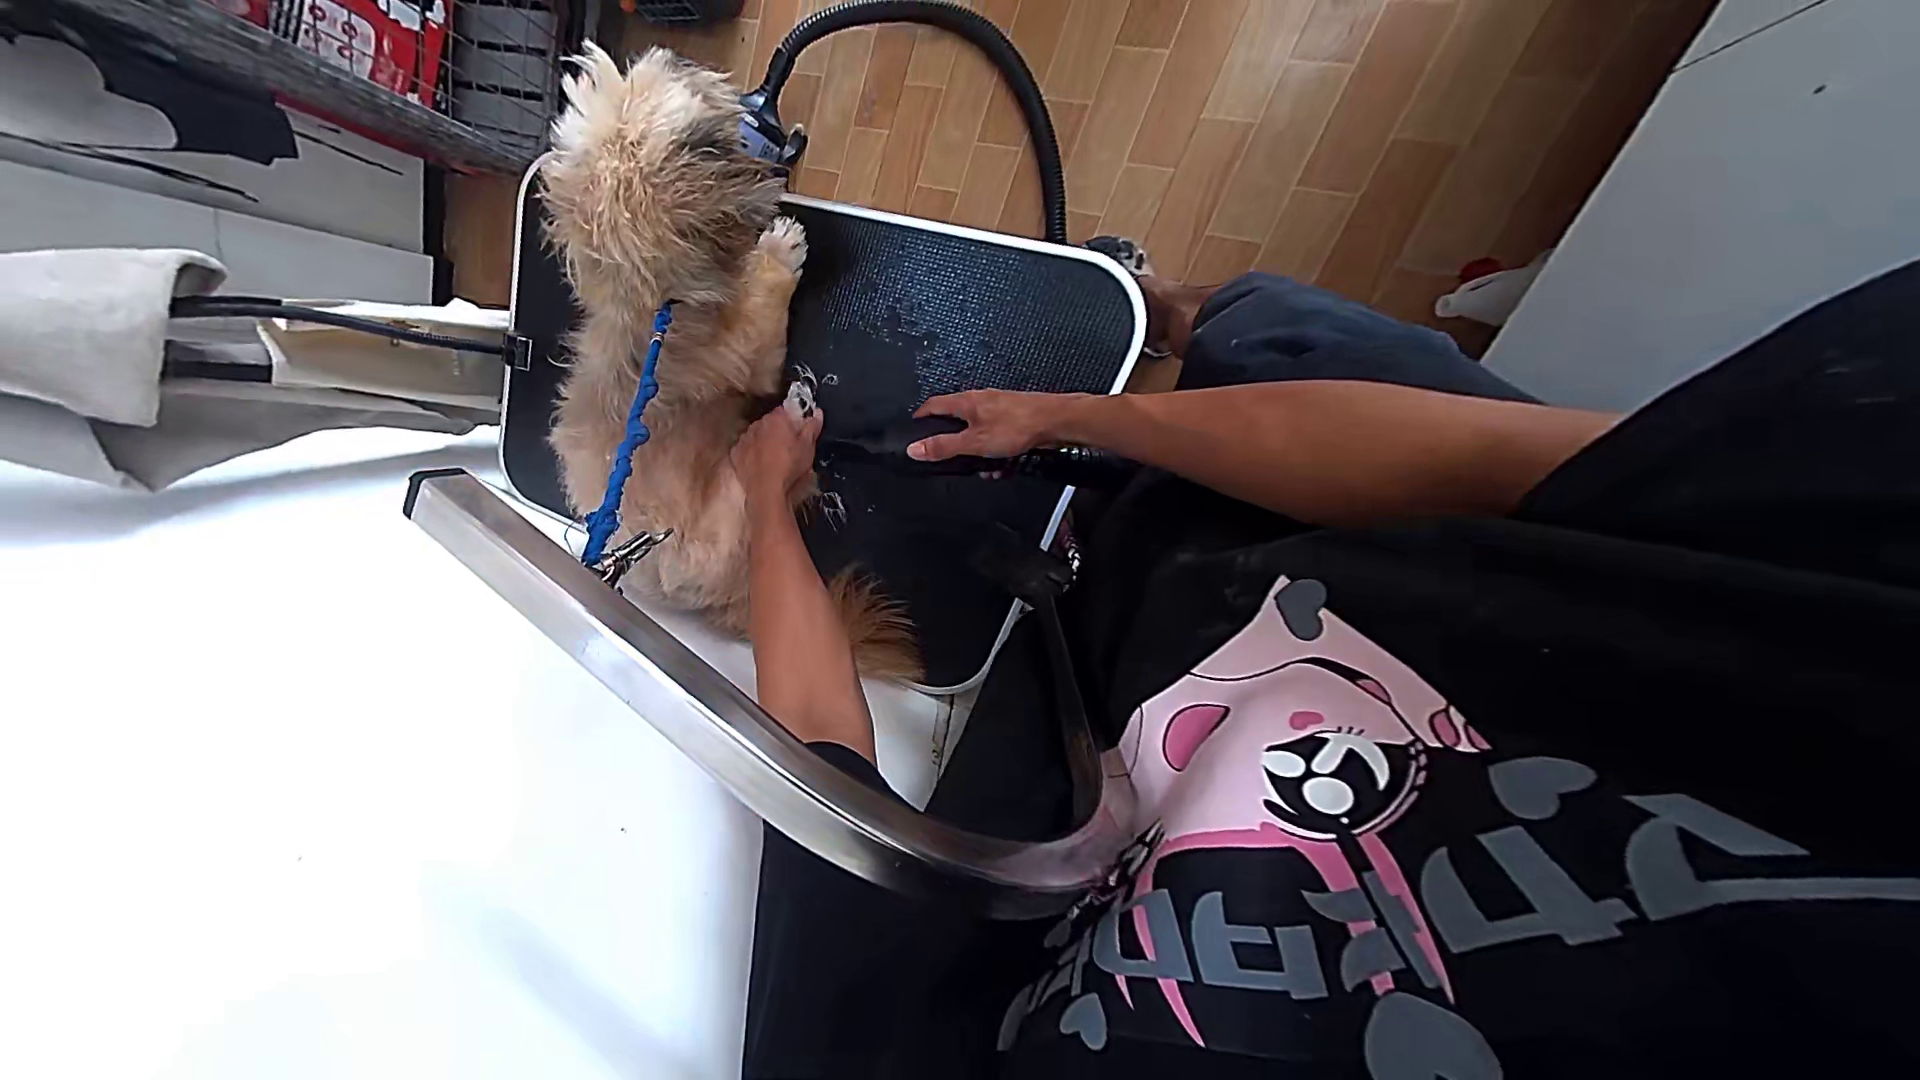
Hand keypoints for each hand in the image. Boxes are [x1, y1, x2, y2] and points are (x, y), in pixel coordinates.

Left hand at [733, 401, 822, 503]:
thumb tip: (817, 413)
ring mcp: (744, 438)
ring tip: (776, 457)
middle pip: (770, 422)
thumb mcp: (808, 446)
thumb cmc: (789, 466)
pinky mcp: (736, 453)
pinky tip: (762, 464)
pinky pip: (746, 448)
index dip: (794, 419)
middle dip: (779, 430)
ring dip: (765, 441)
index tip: (799, 430)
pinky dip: (752, 453)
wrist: (766, 489)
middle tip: (790, 446)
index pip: (786, 410)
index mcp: (777, 419)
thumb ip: (812, 427)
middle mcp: (758, 424)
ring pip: (757, 435)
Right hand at [908, 390, 1084, 461]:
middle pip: (957, 422)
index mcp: (966, 402)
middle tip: (953, 459)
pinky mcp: (1014, 419)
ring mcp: (998, 409)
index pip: (933, 405)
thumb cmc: (1019, 424)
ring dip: (979, 454)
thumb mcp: (973, 442)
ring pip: (979, 434)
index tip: (915, 429)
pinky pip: (997, 439)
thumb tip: (916, 448)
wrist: (1055, 421)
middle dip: (955, 444)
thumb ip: (944, 446)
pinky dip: (997, 454)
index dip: (921, 418)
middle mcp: (981, 401)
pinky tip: (1003, 466)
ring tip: (986, 468)